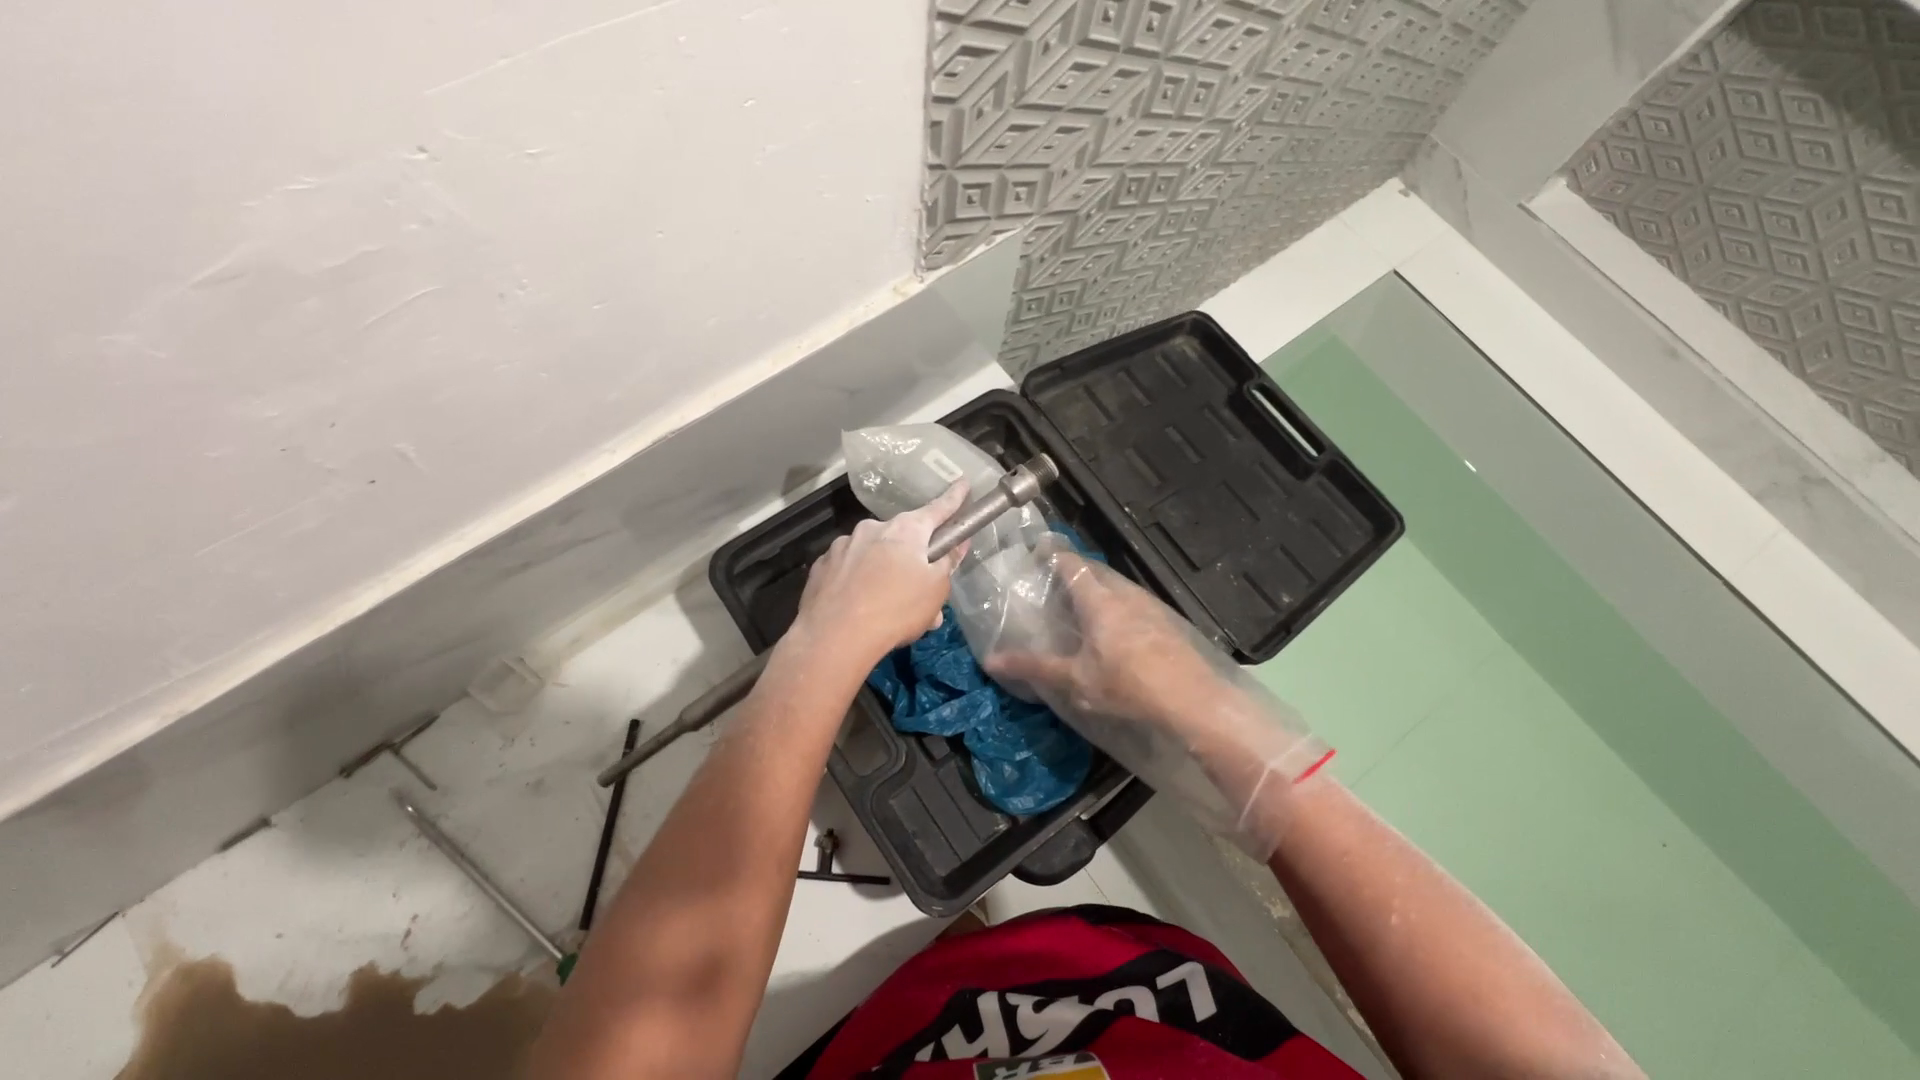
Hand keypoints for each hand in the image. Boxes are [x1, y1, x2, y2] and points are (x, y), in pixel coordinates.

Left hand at [788, 481, 969, 665]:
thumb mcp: (936, 590)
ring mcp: (843, 545)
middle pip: (902, 537)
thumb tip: (957, 543)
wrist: (834, 636)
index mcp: (906, 530)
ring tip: (887, 608)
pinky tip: (858, 606)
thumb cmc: (896, 610)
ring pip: (873, 555)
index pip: (938, 509)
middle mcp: (873, 529)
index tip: (963, 484)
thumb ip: (948, 562)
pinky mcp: (822, 566)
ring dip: (884, 572)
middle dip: (912, 558)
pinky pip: (849, 568)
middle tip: (919, 590)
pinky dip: (858, 581)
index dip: (954, 499)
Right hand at [984, 550, 1228, 731]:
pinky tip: (1113, 635)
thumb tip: (991, 661)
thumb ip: (1034, 667)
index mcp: (1099, 599)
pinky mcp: (1168, 625)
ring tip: (1078, 612)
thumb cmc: (1128, 685)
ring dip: (1096, 594)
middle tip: (1049, 589)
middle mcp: (1126, 594)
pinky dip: (1116, 610)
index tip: (1033, 555)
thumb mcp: (1075, 680)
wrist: (1194, 701)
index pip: (1070, 563)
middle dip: (1072, 576)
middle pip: (1094, 573)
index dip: (1051, 555)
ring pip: (1117, 589)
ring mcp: (1151, 607)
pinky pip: (1133, 606)